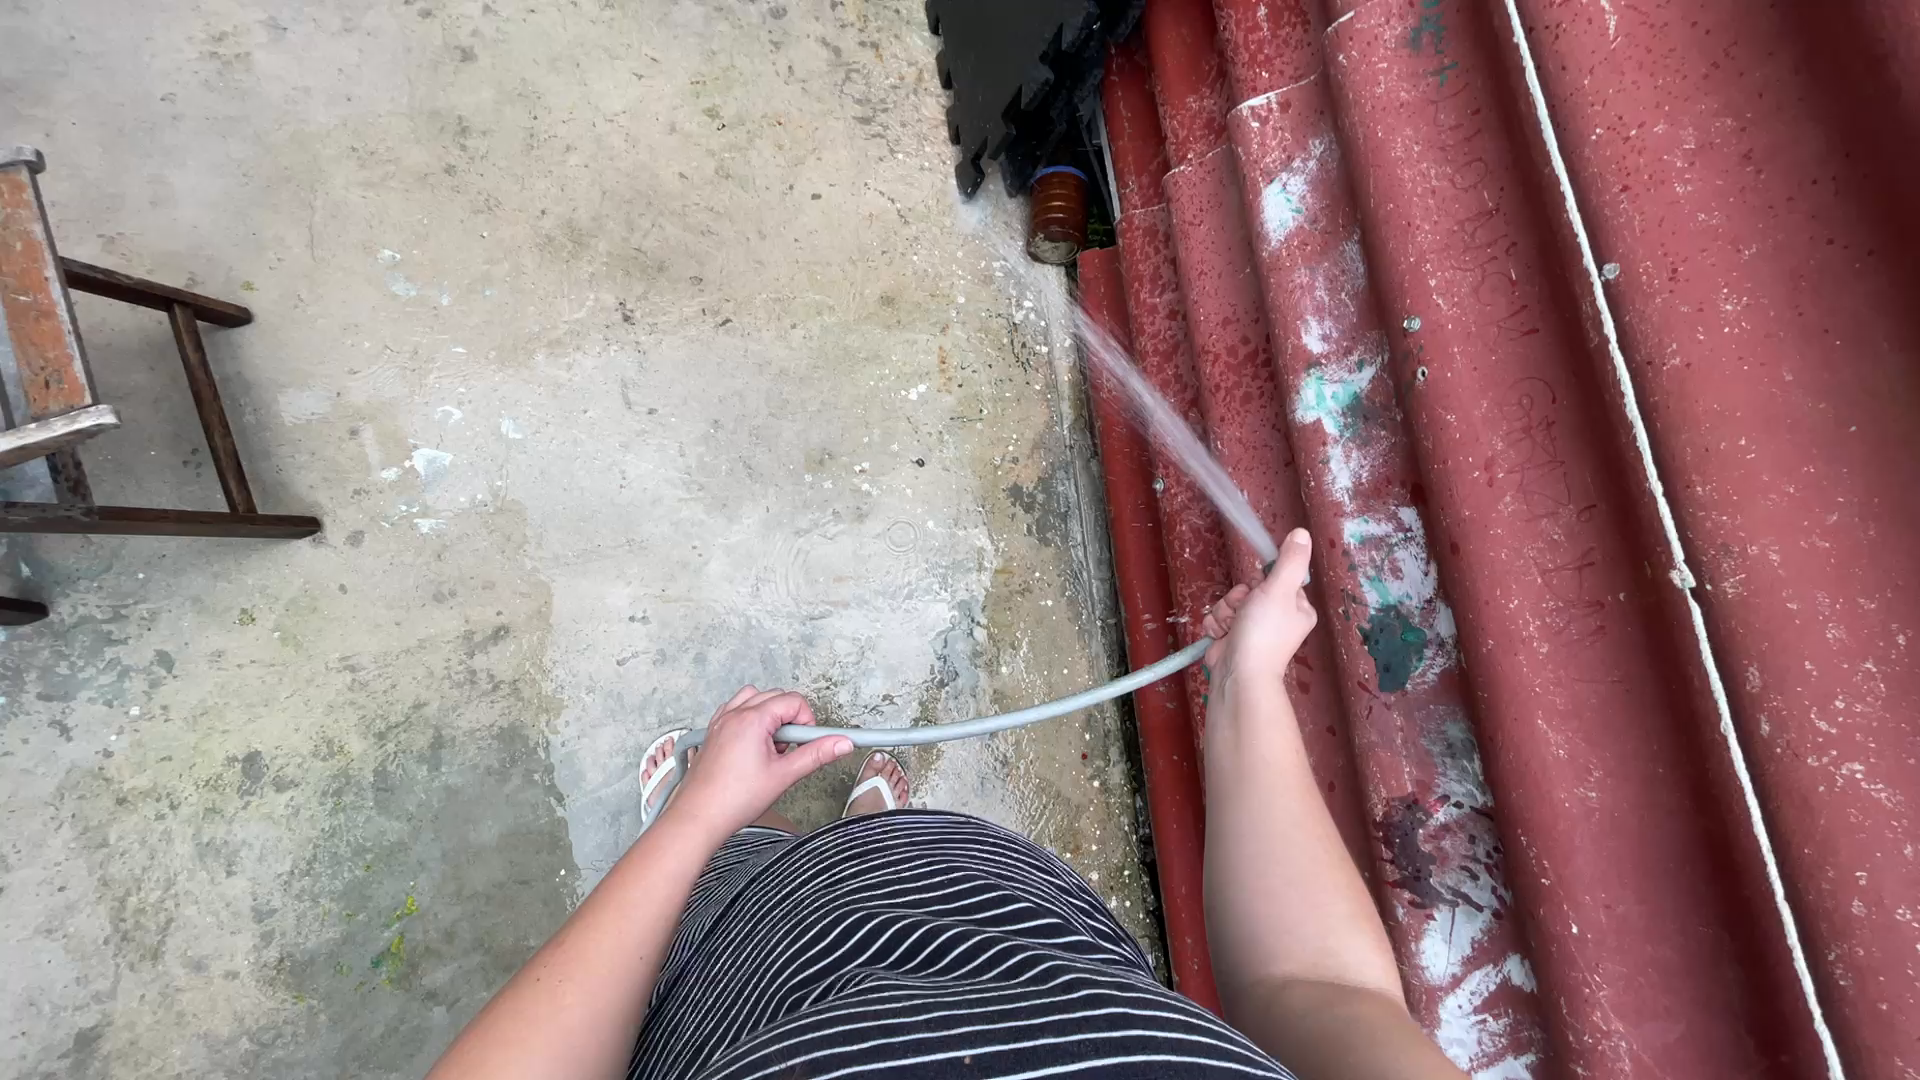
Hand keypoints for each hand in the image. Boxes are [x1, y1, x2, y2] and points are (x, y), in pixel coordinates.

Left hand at [665, 686, 853, 836]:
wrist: (697, 818)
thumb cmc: (732, 799)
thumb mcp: (784, 775)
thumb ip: (816, 755)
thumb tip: (840, 743)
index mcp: (752, 720)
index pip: (793, 701)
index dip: (807, 721)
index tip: (807, 743)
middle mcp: (734, 714)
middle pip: (776, 696)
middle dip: (790, 719)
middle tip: (789, 749)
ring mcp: (721, 722)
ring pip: (754, 698)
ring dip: (769, 714)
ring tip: (771, 745)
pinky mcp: (713, 732)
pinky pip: (735, 709)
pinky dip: (749, 717)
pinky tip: (753, 743)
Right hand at [1203, 528, 1317, 679]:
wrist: (1239, 673)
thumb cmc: (1263, 632)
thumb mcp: (1279, 590)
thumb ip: (1289, 561)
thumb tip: (1301, 533)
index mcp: (1295, 608)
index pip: (1275, 578)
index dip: (1261, 580)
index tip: (1258, 587)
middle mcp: (1276, 618)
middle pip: (1248, 588)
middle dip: (1238, 597)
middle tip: (1243, 609)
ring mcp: (1252, 629)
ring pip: (1230, 602)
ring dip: (1224, 611)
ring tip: (1231, 626)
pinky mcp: (1231, 637)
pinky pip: (1218, 618)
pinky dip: (1216, 625)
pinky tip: (1221, 635)